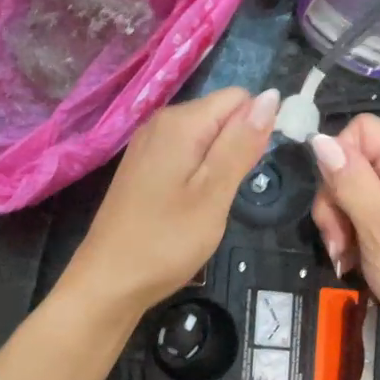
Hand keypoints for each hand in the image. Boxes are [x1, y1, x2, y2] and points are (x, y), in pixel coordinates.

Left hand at [59, 86, 279, 315]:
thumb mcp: (213, 194)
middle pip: (219, 117)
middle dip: (236, 150)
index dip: (256, 130)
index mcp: (180, 122)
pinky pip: (182, 159)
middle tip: (227, 196)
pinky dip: (195, 179)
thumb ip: (241, 145)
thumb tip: (271, 96)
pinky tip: (190, 210)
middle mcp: (159, 124)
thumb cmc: (165, 242)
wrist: (108, 283)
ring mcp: (146, 148)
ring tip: (210, 207)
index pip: (239, 99)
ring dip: (216, 168)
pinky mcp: (140, 172)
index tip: (251, 173)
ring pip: (202, 140)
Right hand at [309, 115, 379, 345]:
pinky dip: (359, 232)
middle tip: (338, 245)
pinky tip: (358, 260)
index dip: (335, 162)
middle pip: (355, 161)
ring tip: (347, 259)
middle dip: (336, 202)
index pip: (359, 130)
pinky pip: (375, 208)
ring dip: (343, 223)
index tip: (333, 207)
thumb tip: (319, 140)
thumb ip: (351, 183)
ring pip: (359, 188)